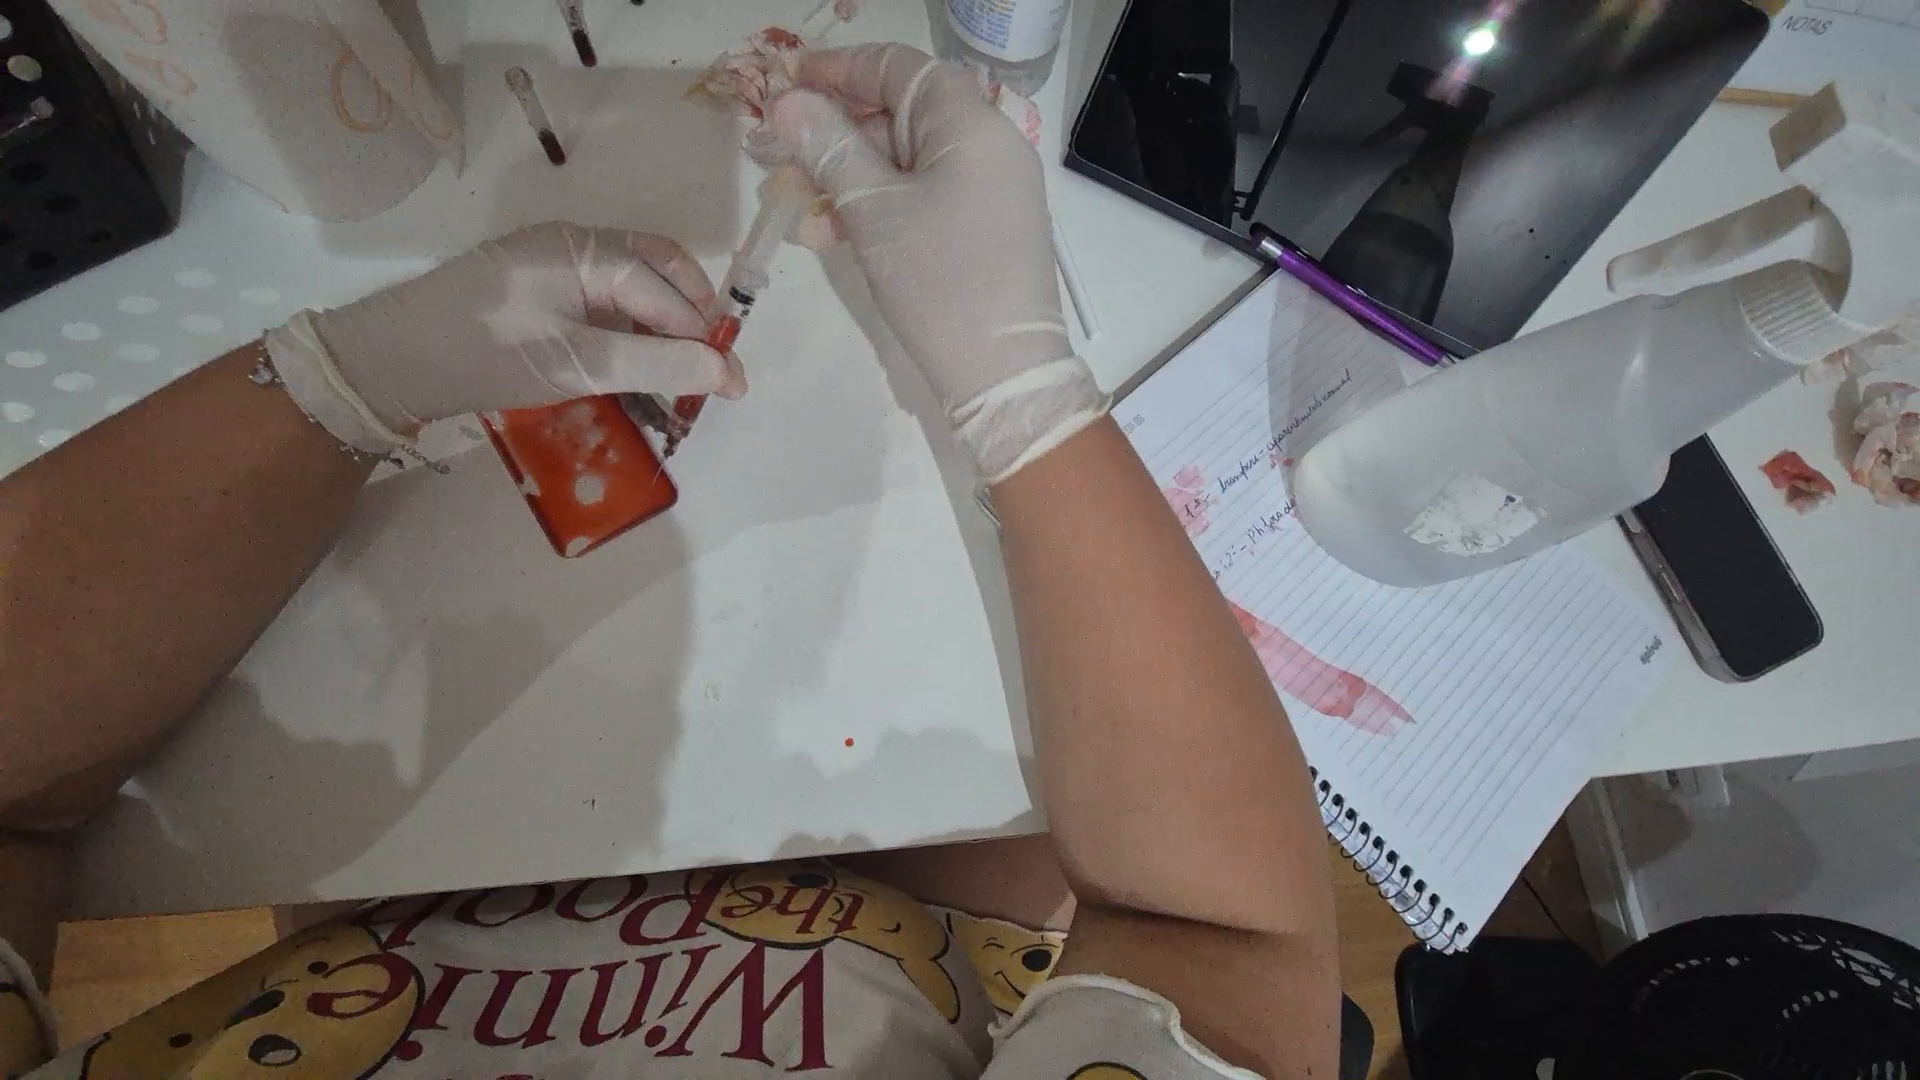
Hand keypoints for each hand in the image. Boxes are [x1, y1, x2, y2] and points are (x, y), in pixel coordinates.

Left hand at [264, 222, 746, 453]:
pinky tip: (641, 368)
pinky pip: (609, 304)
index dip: (704, 337)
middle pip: (660, 271)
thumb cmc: (486, 355)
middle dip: (693, 319)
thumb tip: (727, 372)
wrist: (389, 363)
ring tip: (681, 375)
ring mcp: (559, 267)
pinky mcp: (546, 293)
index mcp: (585, 249)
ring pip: (637, 288)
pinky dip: (635, 334)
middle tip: (710, 369)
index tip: (732, 384)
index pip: (666, 289)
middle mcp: (577, 247)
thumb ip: (657, 365)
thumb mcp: (578, 365)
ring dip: (667, 328)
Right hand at [763, 44, 1105, 482]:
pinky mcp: (988, 236)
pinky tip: (833, 236)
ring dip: (851, 183)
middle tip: (782, 159)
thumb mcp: (874, 211)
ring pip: (909, 169)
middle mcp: (991, 149)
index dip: (838, 70)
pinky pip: (928, 205)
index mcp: (971, 124)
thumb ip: (829, 147)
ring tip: (798, 210)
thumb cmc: (941, 282)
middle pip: (902, 119)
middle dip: (837, 137)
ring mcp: (993, 195)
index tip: (787, 85)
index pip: (899, 69)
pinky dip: (884, 213)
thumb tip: (788, 101)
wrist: (1004, 374)